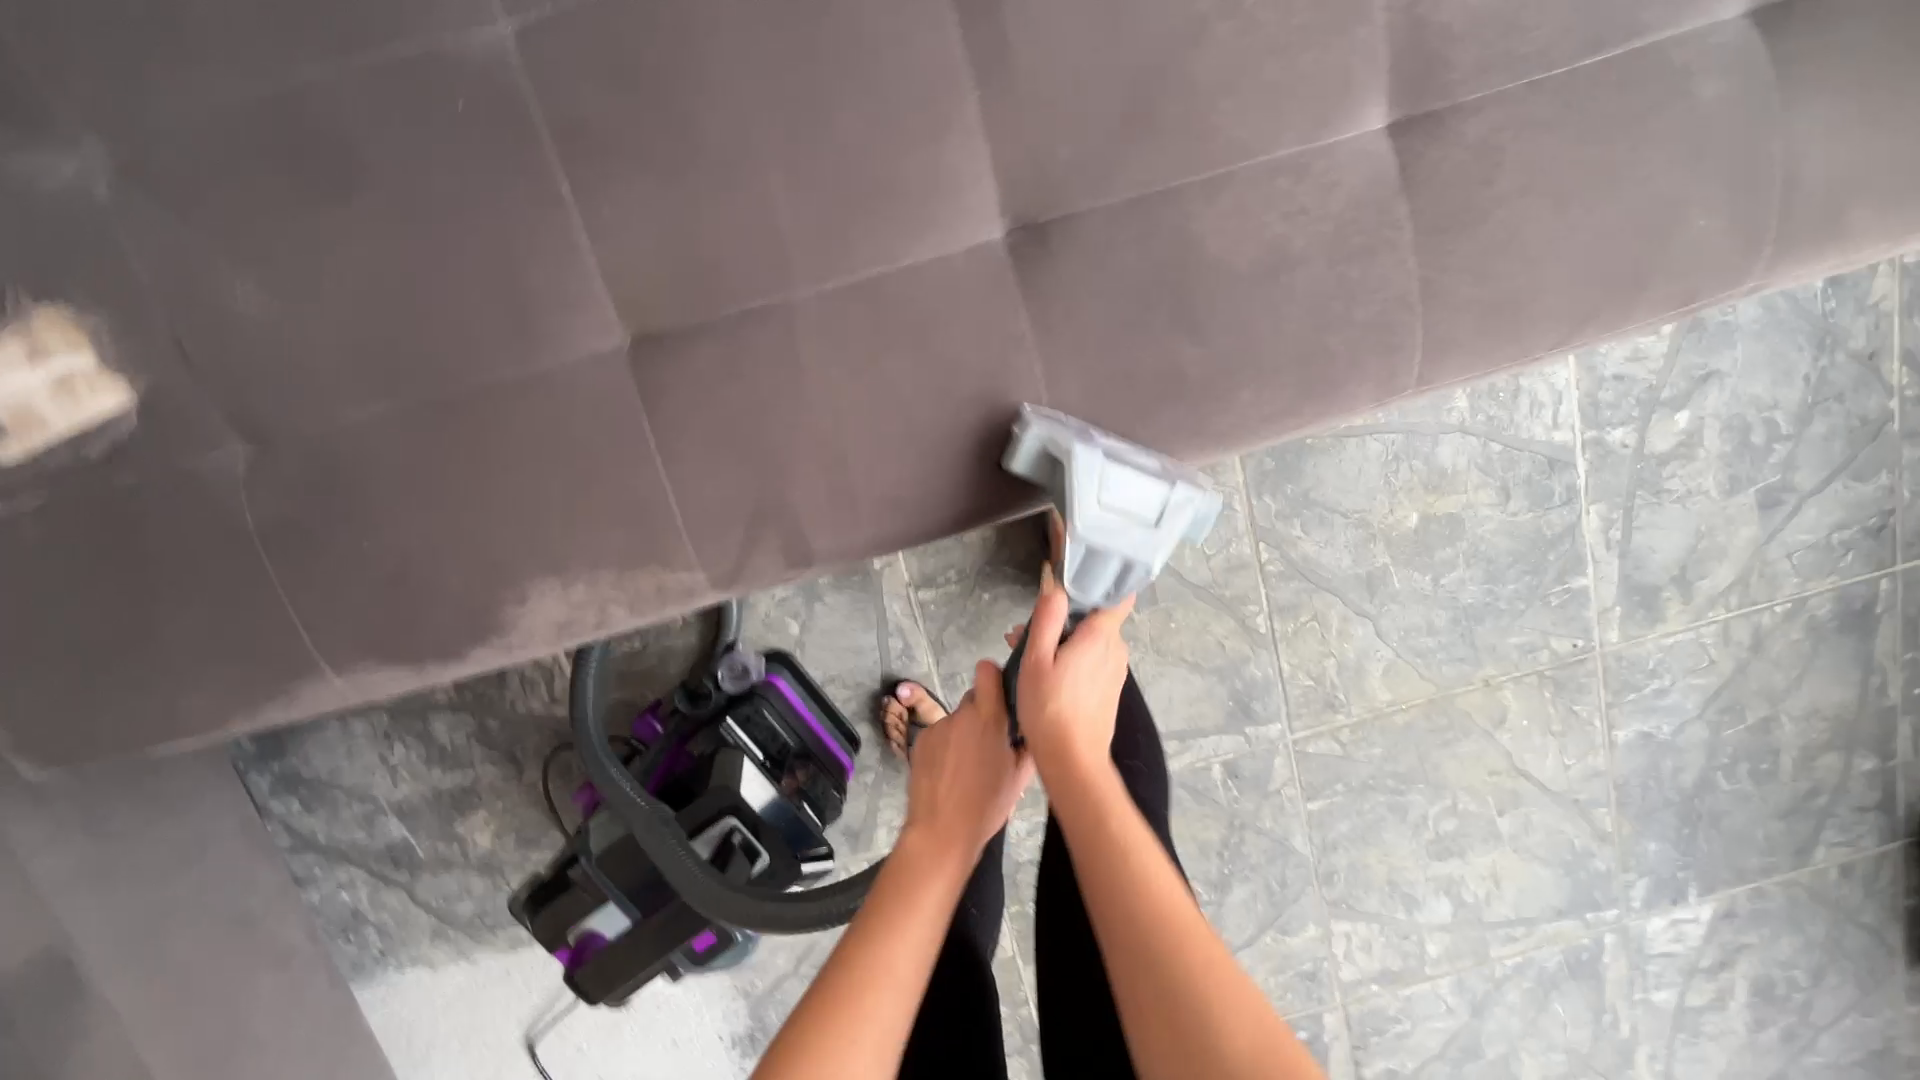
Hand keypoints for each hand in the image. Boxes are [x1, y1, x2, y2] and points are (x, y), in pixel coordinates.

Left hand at [902, 662, 1034, 859]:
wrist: (942, 831)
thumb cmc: (988, 805)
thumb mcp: (1020, 776)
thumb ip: (1028, 742)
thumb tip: (1031, 725)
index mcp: (989, 718)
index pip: (987, 671)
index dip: (994, 678)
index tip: (1001, 696)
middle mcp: (961, 715)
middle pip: (974, 700)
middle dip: (983, 714)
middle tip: (989, 744)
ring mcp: (937, 727)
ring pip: (957, 720)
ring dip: (964, 733)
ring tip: (967, 766)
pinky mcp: (920, 741)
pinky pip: (940, 735)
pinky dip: (946, 747)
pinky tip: (949, 773)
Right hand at [1011, 576, 1134, 778]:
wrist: (1073, 761)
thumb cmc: (1050, 708)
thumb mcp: (1036, 660)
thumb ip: (1047, 619)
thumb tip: (1055, 586)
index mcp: (1101, 636)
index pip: (1118, 596)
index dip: (1100, 583)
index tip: (1073, 582)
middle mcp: (1116, 650)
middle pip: (1094, 620)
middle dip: (1062, 620)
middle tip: (1023, 632)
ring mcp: (1115, 672)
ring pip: (1089, 643)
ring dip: (1062, 642)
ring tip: (1024, 656)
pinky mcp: (1109, 691)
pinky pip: (1091, 663)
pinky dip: (1070, 660)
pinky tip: (1043, 676)